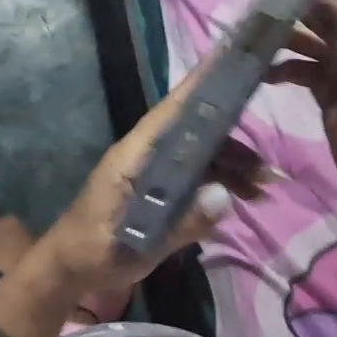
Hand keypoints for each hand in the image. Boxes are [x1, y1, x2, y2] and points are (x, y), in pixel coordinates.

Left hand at [34, 58, 266, 297]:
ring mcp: (151, 175)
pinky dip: (219, 187)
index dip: (198, 88)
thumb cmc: (93, 252)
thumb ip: (181, 222)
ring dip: (232, 170)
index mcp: (132, 157)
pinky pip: (193, 180)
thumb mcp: (137, 243)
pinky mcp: (156, 195)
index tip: (230, 64)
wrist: (67, 272)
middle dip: (233, 148)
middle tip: (269, 172)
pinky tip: (243, 201)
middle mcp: (144, 158)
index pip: (169, 113)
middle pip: (195, 137)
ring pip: (199, 159)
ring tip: (264, 191)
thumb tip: (224, 196)